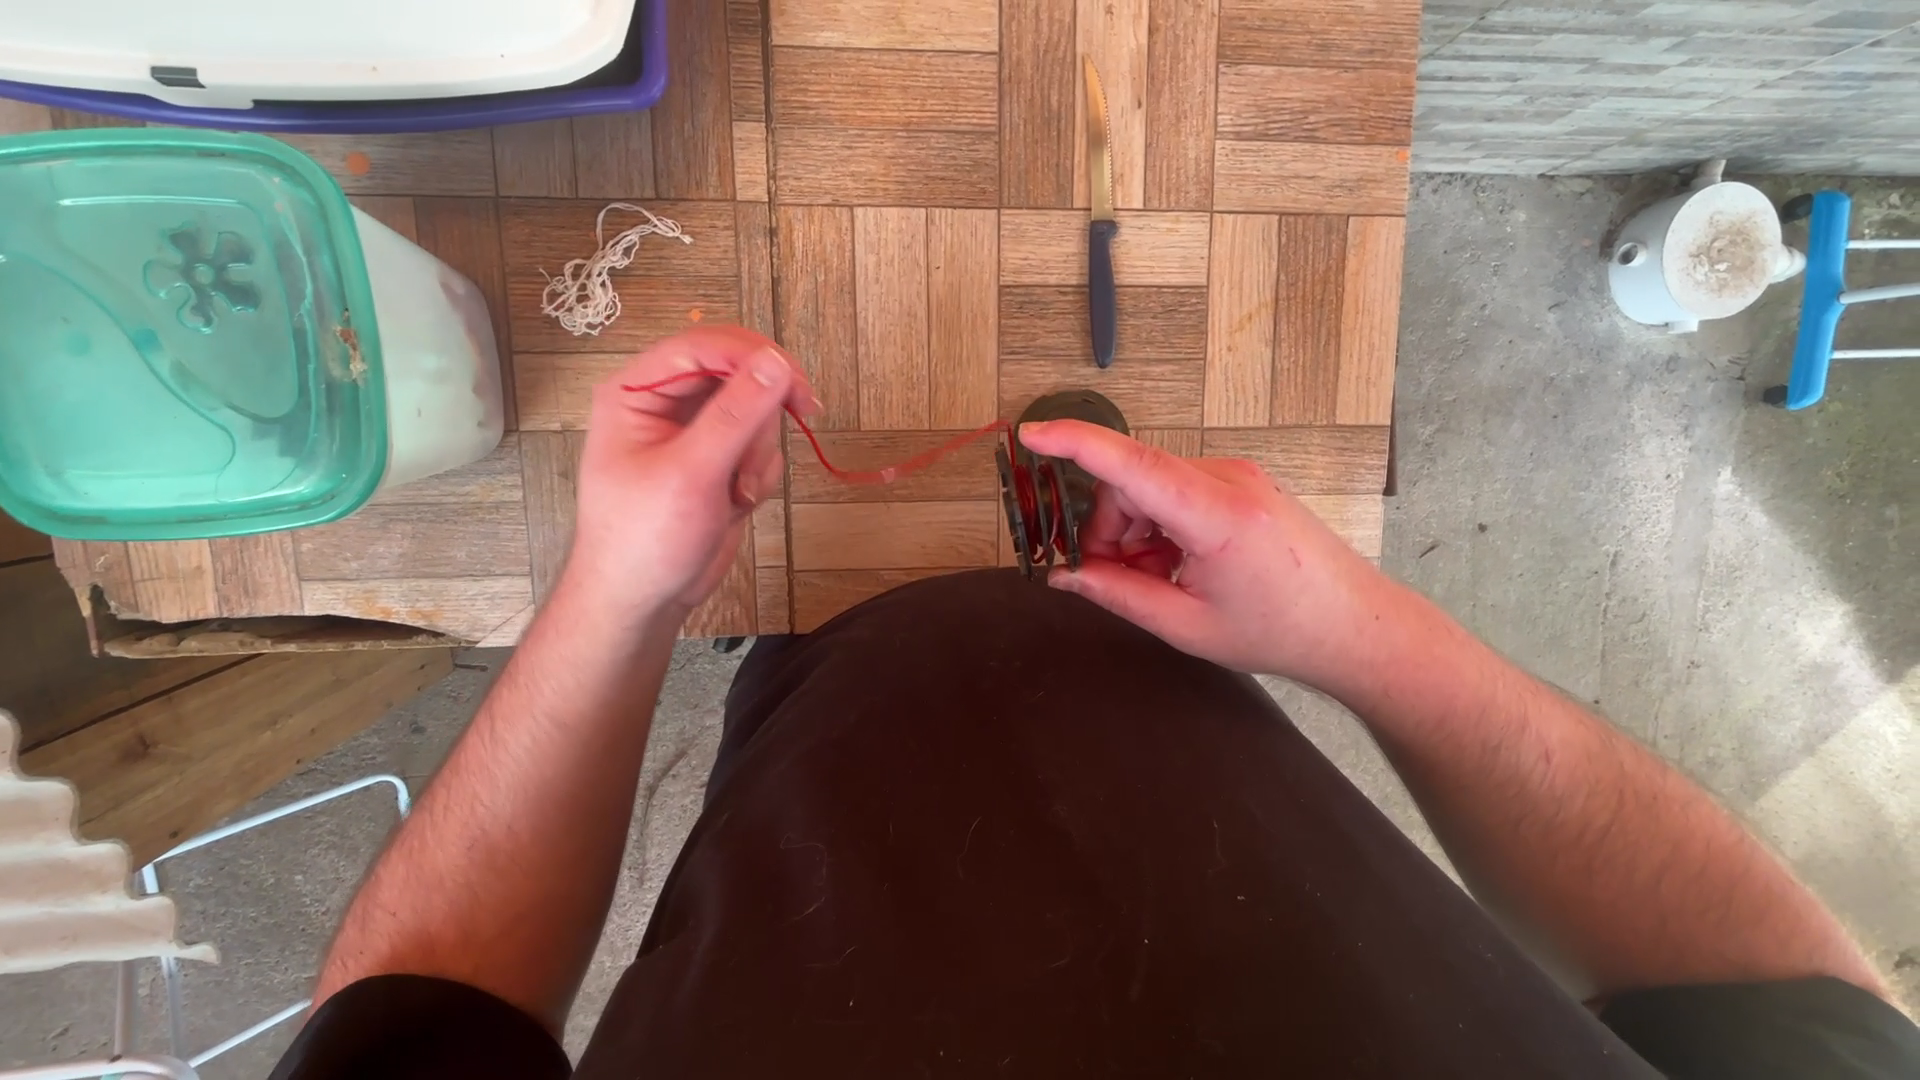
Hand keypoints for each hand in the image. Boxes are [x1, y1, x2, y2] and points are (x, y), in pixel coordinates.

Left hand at [563, 326, 812, 626]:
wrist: (645, 600)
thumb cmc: (646, 539)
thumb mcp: (690, 473)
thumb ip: (736, 415)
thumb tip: (777, 363)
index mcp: (638, 392)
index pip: (704, 347)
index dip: (754, 358)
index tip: (797, 385)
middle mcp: (667, 404)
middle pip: (738, 375)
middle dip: (760, 417)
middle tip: (780, 439)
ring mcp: (696, 434)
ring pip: (756, 413)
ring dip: (759, 454)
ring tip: (736, 494)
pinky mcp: (719, 461)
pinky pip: (760, 446)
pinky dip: (760, 473)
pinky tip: (737, 502)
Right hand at [1017, 420, 1400, 689]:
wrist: (1356, 625)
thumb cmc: (1278, 631)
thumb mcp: (1186, 625)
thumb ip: (1118, 595)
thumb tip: (1063, 576)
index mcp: (1216, 514)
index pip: (1131, 463)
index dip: (1074, 443)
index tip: (1029, 434)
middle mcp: (1226, 478)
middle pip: (1131, 482)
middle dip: (1108, 529)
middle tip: (1115, 580)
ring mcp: (1236, 475)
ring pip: (1149, 487)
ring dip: (1135, 531)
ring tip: (1160, 581)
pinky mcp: (1239, 481)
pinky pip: (1175, 490)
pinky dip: (1159, 526)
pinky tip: (1178, 565)